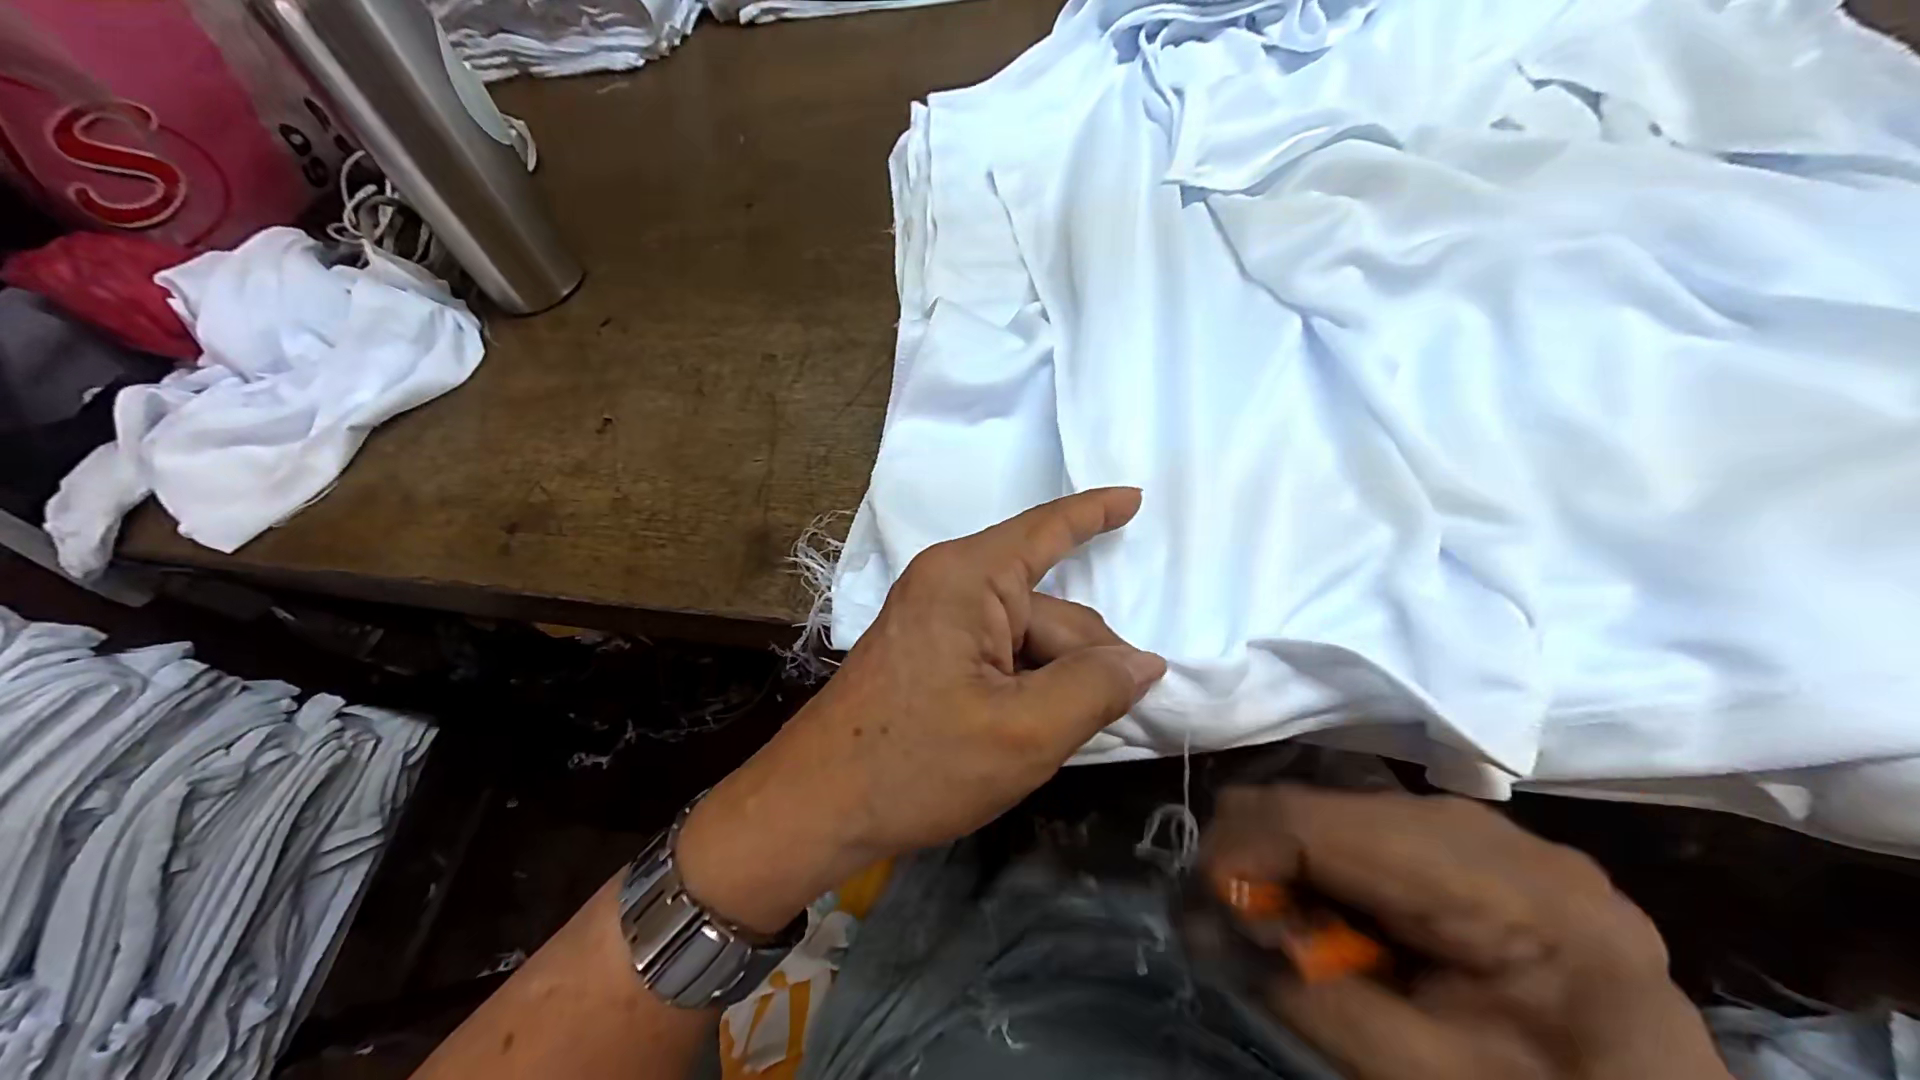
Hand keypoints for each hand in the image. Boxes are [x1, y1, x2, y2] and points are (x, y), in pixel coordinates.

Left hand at [677, 488, 1166, 933]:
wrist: (816, 807)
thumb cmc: (917, 764)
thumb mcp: (1024, 732)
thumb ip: (1095, 688)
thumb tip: (1145, 662)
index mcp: (968, 578)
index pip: (1047, 530)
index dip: (1096, 513)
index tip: (1136, 497)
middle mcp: (950, 586)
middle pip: (1049, 612)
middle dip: (1087, 661)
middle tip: (1115, 716)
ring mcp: (935, 622)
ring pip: (1027, 643)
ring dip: (1055, 684)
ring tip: (1058, 738)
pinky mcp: (928, 655)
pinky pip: (1000, 659)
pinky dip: (1028, 689)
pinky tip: (1031, 730)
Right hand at [1203, 787, 1733, 1079]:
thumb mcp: (1422, 1079)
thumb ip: (1307, 993)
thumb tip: (1204, 922)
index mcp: (1510, 889)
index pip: (1324, 822)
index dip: (1240, 853)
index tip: (1199, 908)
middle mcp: (1497, 832)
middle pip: (1326, 806)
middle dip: (1263, 861)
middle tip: (1250, 933)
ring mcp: (1493, 831)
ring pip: (1338, 810)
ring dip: (1296, 866)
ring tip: (1305, 939)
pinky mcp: (1480, 843)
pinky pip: (1370, 831)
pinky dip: (1333, 870)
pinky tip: (1353, 927)